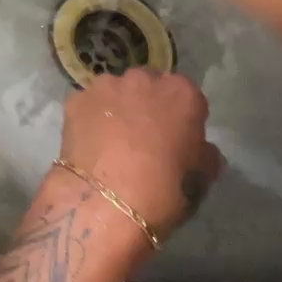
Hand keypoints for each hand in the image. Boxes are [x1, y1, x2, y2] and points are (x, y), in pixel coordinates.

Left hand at [58, 70, 221, 241]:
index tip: (180, 135)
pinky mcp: (76, 97)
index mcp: (181, 94)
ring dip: (119, 106)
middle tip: (146, 134)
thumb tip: (202, 148)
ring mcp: (105, 85)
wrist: (105, 201)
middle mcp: (142, 79)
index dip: (184, 115)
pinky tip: (93, 141)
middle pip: (149, 85)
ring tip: (115, 138)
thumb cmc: (163, 191)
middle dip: (149, 103)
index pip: (188, 94)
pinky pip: (90, 103)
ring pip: (116, 90)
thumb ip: (205, 155)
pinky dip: (93, 116)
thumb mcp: (201, 179)